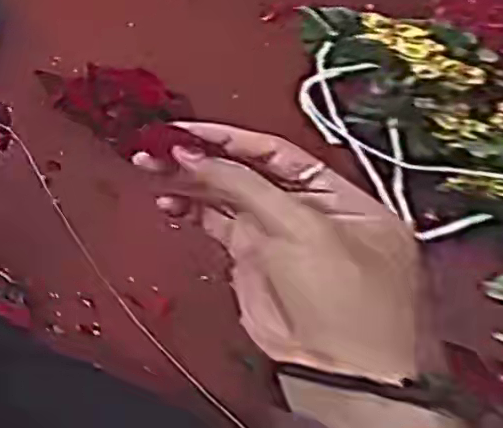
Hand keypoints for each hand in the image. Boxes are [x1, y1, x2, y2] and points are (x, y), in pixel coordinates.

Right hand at [135, 123, 424, 382]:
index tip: (186, 130)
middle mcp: (307, 212)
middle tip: (158, 147)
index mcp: (339, 200)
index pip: (274, 151)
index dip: (228, 137)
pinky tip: (167, 201)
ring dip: (182, 176)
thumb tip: (192, 151)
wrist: (340, 372)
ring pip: (218, 189)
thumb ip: (242, 183)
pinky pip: (209, 217)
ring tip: (149, 166)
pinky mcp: (250, 253)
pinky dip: (185, 206)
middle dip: (196, 156)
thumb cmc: (352, 309)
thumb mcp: (300, 229)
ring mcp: (277, 232)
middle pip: (240, 168)